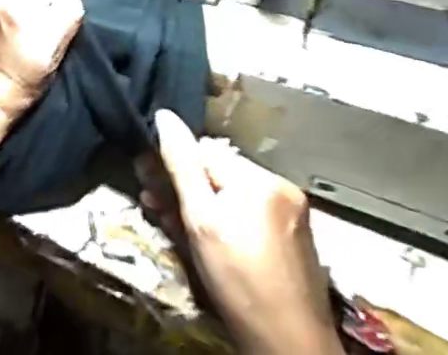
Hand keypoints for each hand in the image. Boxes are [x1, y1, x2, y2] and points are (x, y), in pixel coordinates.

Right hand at [143, 110, 341, 354]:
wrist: (289, 346)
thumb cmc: (238, 282)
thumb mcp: (199, 220)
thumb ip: (181, 165)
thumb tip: (164, 116)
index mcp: (260, 178)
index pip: (203, 152)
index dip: (174, 169)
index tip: (152, 189)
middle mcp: (280, 186)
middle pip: (218, 172)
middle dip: (185, 189)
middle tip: (157, 208)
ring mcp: (292, 212)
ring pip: (231, 194)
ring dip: (202, 206)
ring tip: (178, 227)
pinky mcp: (295, 236)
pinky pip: (250, 213)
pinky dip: (227, 221)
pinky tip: (209, 240)